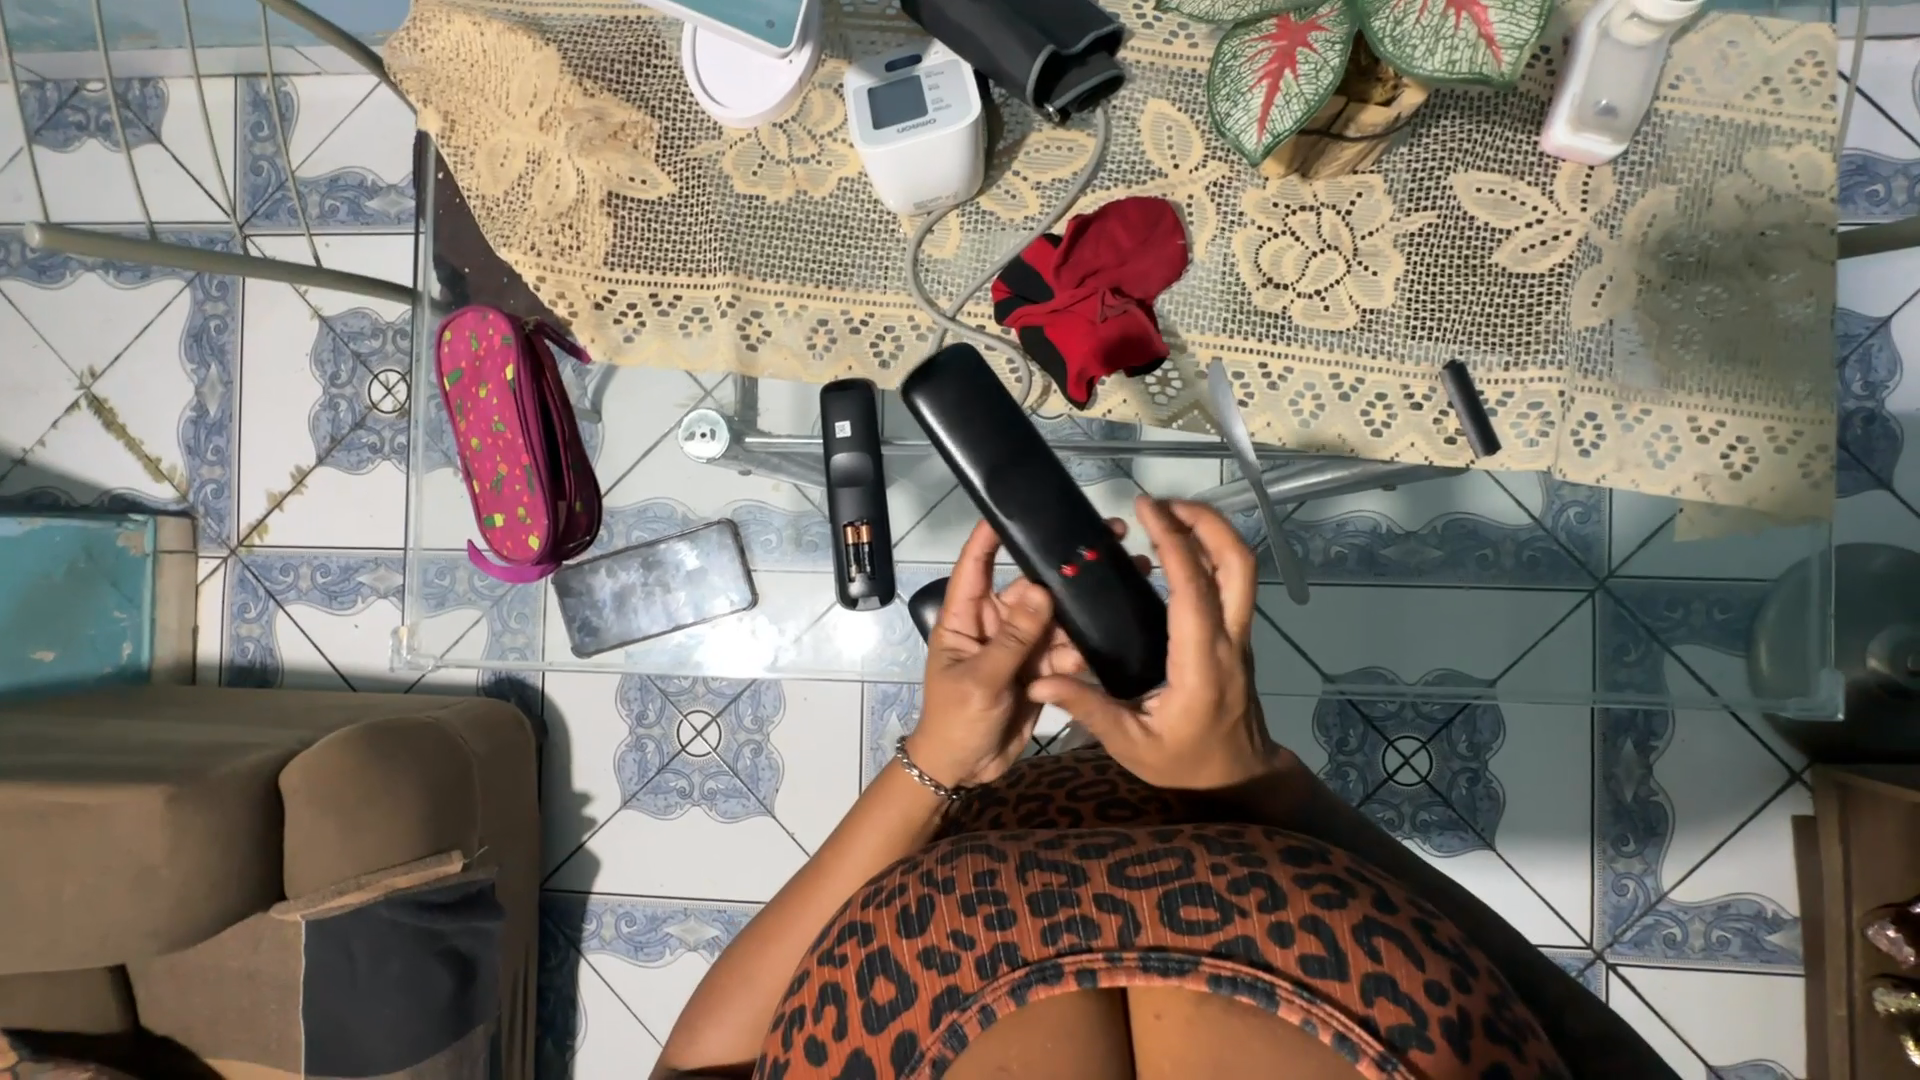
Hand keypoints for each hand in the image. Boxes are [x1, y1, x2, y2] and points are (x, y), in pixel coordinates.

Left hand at [908, 518, 1148, 787]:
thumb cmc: (955, 720)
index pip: (975, 566)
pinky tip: (1098, 647)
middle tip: (1105, 547)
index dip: (990, 536)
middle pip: (1029, 589)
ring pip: (1053, 620)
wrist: (964, 769)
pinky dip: (1078, 652)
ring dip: (1079, 616)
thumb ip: (1013, 638)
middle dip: (1060, 575)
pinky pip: (1062, 651)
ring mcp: (1018, 647)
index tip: (1015, 509)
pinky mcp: (1038, 670)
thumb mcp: (980, 680)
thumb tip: (1039, 589)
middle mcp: (994, 624)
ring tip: (1117, 593)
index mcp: (966, 618)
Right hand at [1028, 496, 1282, 791]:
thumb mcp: (1131, 744)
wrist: (1239, 780)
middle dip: (1206, 523)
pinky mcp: (1235, 635)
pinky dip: (1208, 553)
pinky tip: (1175, 550)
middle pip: (1237, 564)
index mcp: (1202, 663)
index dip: (1175, 542)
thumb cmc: (1186, 764)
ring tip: (1167, 516)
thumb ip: (1088, 709)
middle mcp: (1229, 639)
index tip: (1149, 510)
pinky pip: (1231, 583)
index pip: (1194, 589)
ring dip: (1210, 533)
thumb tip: (1038, 684)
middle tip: (1162, 504)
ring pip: (1241, 569)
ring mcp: (1238, 635)